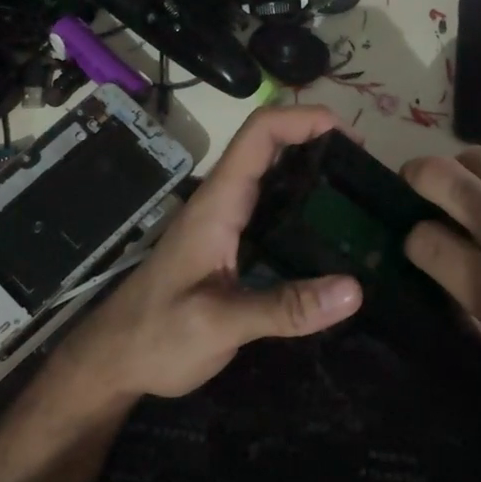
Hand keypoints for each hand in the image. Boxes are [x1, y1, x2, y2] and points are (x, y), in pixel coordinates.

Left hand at [58, 107, 363, 400]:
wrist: (113, 362)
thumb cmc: (156, 336)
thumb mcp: (219, 324)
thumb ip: (284, 308)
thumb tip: (355, 289)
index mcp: (217, 205)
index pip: (259, 134)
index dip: (303, 119)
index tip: (352, 136)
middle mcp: (222, 205)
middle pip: (270, 148)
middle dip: (318, 143)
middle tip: (367, 171)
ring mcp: (225, 226)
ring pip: (272, 179)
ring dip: (313, 175)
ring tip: (359, 198)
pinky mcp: (229, 249)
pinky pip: (272, 214)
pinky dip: (304, 210)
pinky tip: (331, 238)